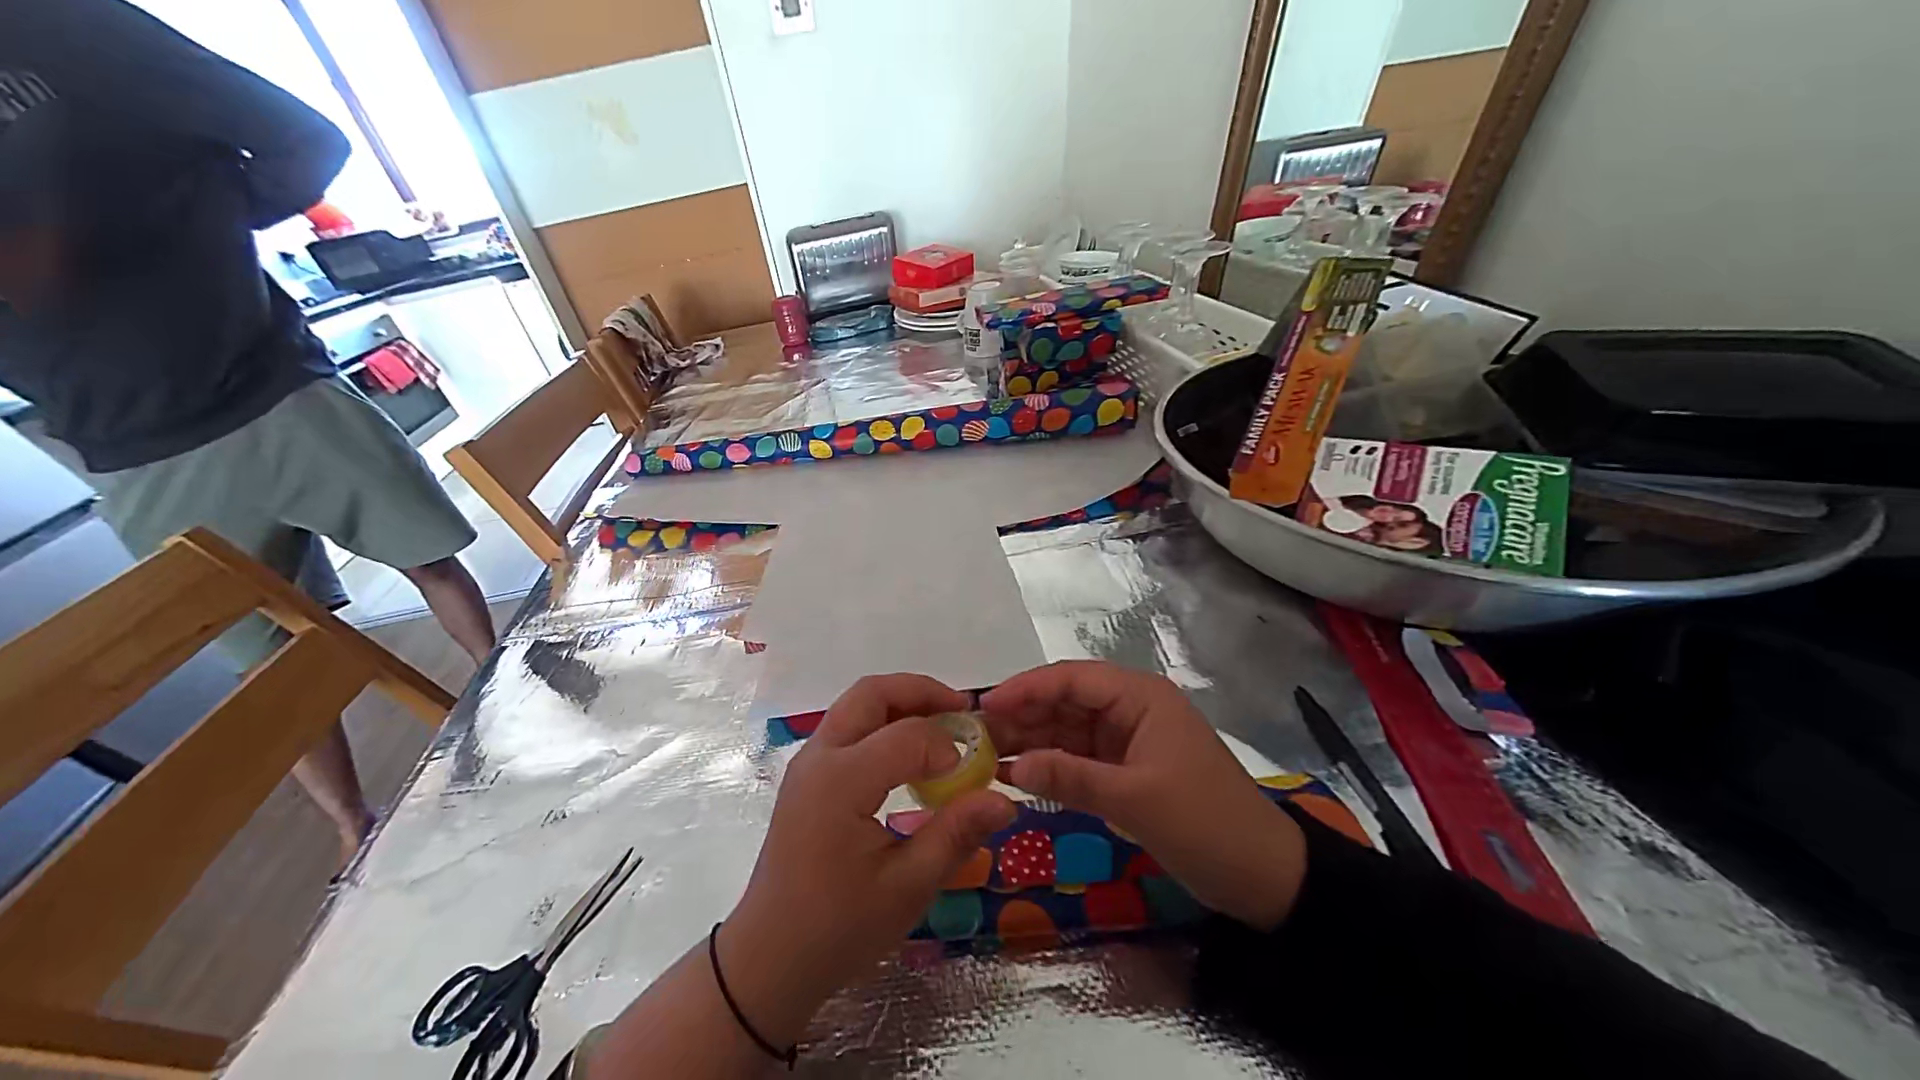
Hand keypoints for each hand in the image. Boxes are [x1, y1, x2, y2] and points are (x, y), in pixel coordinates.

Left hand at [719, 675, 1016, 1043]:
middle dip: (922, 692)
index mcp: (841, 780)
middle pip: (872, 693)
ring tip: (943, 727)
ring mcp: (809, 763)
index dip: (946, 746)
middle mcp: (820, 757)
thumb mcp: (907, 887)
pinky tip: (911, 756)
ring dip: (902, 704)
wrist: (770, 957)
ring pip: (858, 704)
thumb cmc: (838, 927)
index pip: (906, 735)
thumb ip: (956, 834)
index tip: (972, 774)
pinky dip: (885, 723)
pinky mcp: (809, 776)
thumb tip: (1005, 800)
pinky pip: (849, 727)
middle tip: (963, 712)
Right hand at [981, 661, 1307, 930]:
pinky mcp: (1125, 769)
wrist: (1262, 875)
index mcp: (1141, 698)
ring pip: (1067, 729)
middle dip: (1022, 715)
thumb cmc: (1204, 824)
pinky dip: (1049, 764)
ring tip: (984, 755)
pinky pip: (1078, 757)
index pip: (1073, 679)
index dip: (1026, 688)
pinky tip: (1016, 775)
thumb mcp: (1134, 800)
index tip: (984, 706)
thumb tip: (1008, 767)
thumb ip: (1070, 777)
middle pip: (1065, 701)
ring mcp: (1127, 739)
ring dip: (1031, 740)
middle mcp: (1131, 709)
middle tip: (974, 736)